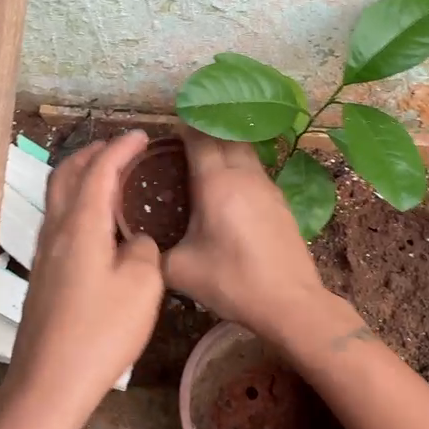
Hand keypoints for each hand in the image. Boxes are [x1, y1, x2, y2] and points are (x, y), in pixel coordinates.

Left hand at [7, 130, 164, 418]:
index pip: (99, 170)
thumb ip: (145, 251)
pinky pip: (59, 220)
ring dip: (81, 176)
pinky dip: (78, 202)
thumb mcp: (143, 287)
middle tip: (122, 149)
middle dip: (92, 153)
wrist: (50, 380)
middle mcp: (56, 230)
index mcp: (81, 224)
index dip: (120, 148)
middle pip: (66, 174)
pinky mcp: (43, 274)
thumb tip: (137, 241)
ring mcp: (45, 252)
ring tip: (111, 178)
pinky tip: (99, 223)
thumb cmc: (101, 332)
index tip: (141, 135)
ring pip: (58, 196)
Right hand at [163, 128, 335, 342]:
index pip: (199, 138)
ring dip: (225, 144)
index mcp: (216, 183)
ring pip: (245, 150)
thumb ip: (155, 252)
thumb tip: (140, 245)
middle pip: (225, 136)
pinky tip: (229, 184)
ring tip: (205, 155)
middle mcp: (243, 175)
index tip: (169, 126)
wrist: (289, 302)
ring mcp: (267, 186)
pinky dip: (239, 164)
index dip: (184, 127)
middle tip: (183, 137)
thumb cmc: (232, 282)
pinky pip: (255, 169)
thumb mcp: (180, 271)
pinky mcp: (280, 201)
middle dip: (205, 129)